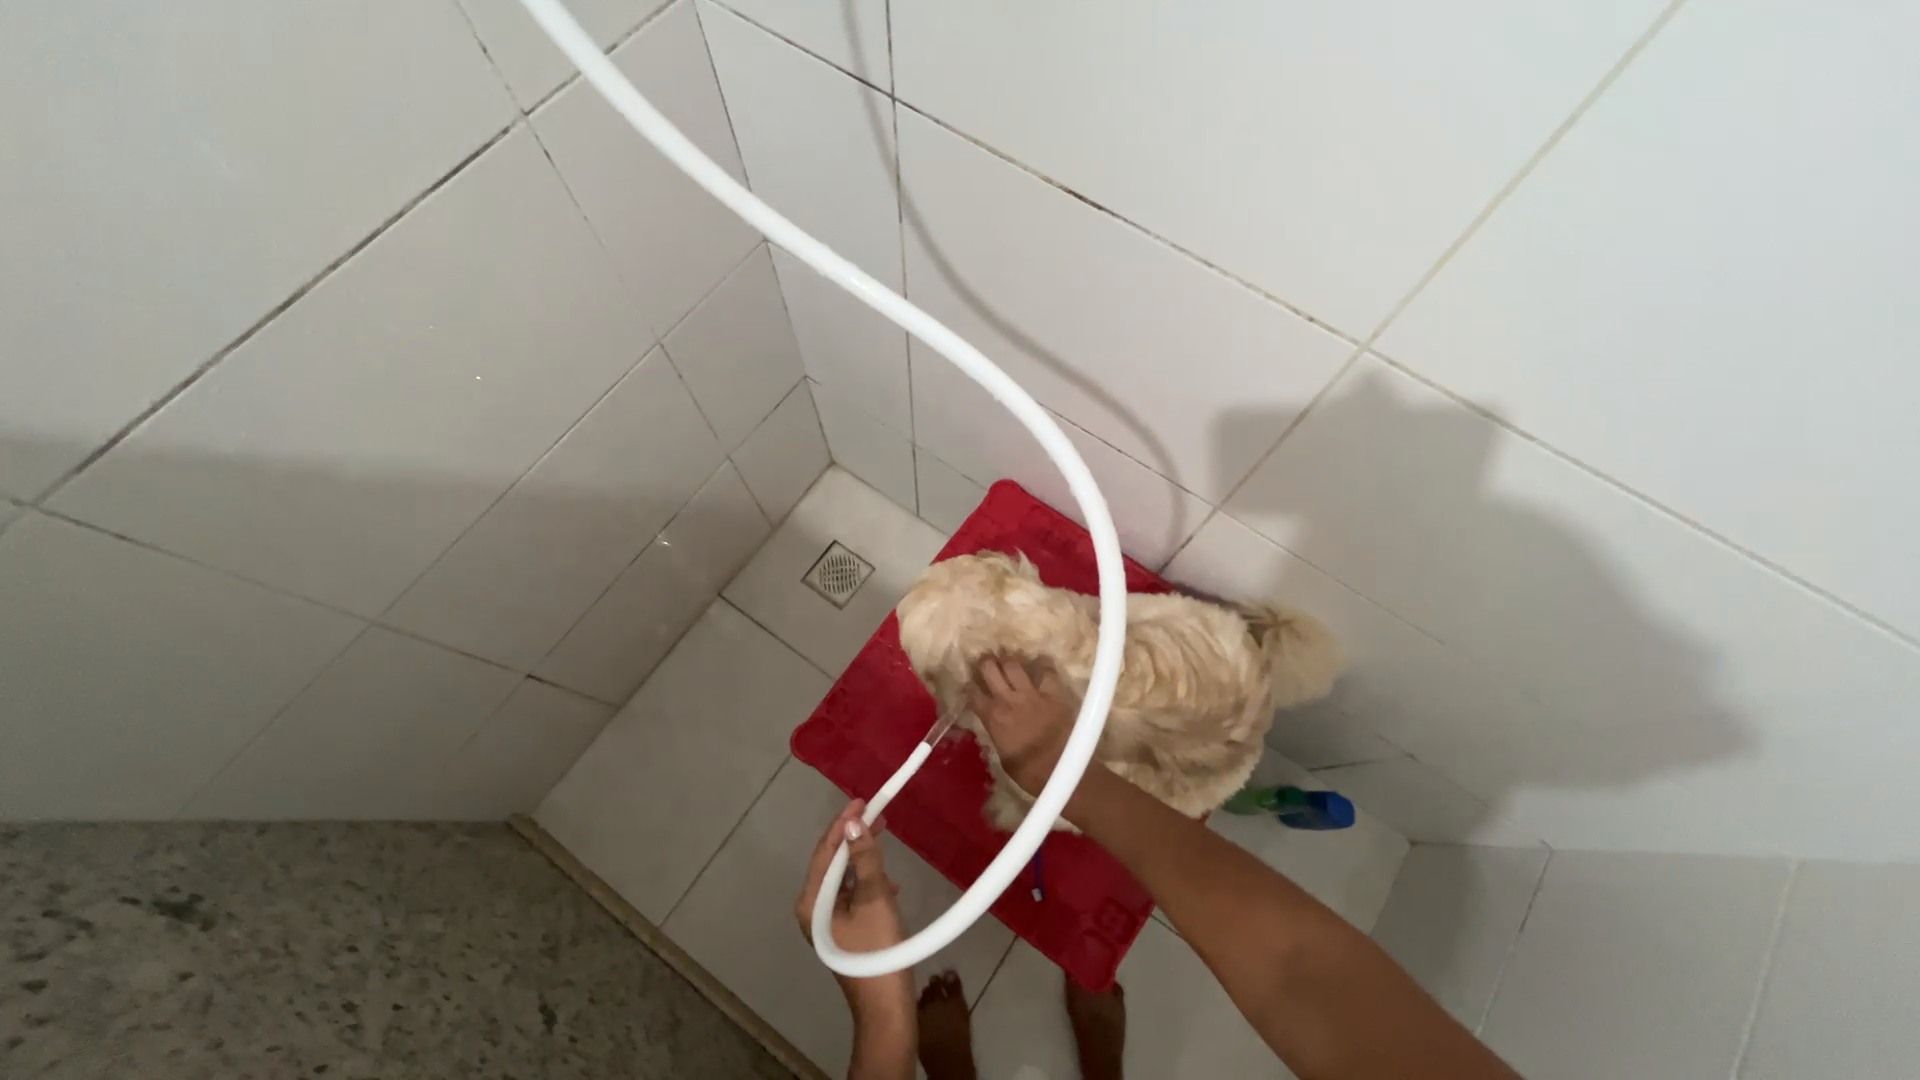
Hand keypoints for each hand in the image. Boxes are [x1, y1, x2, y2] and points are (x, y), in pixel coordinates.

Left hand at [797, 800, 913, 1015]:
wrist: (886, 1005)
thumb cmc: (877, 948)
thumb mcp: (875, 896)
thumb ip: (864, 858)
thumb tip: (853, 823)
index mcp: (812, 901)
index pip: (826, 850)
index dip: (844, 823)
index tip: (863, 800)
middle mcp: (812, 908)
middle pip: (832, 862)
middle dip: (854, 838)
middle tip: (877, 814)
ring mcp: (826, 921)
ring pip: (844, 877)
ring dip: (863, 858)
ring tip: (884, 839)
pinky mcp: (842, 930)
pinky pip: (851, 894)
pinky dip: (867, 881)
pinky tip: (889, 881)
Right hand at [968, 655, 1078, 795]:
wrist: (1063, 769)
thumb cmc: (1029, 772)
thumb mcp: (1003, 756)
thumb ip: (997, 734)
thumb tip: (996, 725)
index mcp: (993, 717)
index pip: (973, 694)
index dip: (969, 687)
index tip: (969, 685)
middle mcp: (1008, 699)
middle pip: (990, 669)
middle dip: (985, 663)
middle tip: (986, 661)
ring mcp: (1032, 693)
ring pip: (1014, 664)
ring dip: (1008, 660)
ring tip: (1008, 658)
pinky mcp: (1053, 693)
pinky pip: (1046, 671)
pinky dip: (1042, 664)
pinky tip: (1040, 661)